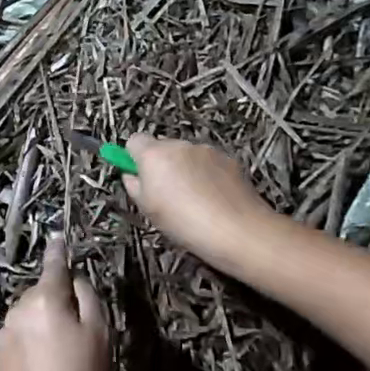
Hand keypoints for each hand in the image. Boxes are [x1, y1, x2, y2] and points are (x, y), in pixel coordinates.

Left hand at [0, 236, 109, 370]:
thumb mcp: (99, 334)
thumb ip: (87, 297)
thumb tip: (74, 278)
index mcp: (44, 298)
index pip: (53, 265)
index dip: (58, 251)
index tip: (58, 237)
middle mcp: (17, 308)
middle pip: (42, 293)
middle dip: (56, 301)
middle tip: (78, 332)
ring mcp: (2, 332)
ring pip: (28, 315)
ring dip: (42, 323)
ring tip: (60, 357)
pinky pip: (18, 336)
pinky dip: (30, 342)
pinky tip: (42, 369)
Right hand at [121, 134, 276, 265]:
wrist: (237, 230)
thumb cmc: (185, 222)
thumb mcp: (148, 210)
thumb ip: (134, 186)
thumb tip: (132, 176)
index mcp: (154, 155)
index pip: (134, 140)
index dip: (133, 157)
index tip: (138, 176)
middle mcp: (180, 146)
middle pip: (162, 147)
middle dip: (161, 165)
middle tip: (165, 194)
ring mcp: (207, 151)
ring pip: (187, 155)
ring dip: (184, 170)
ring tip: (192, 201)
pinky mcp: (228, 160)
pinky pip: (208, 163)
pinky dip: (206, 175)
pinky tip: (212, 200)